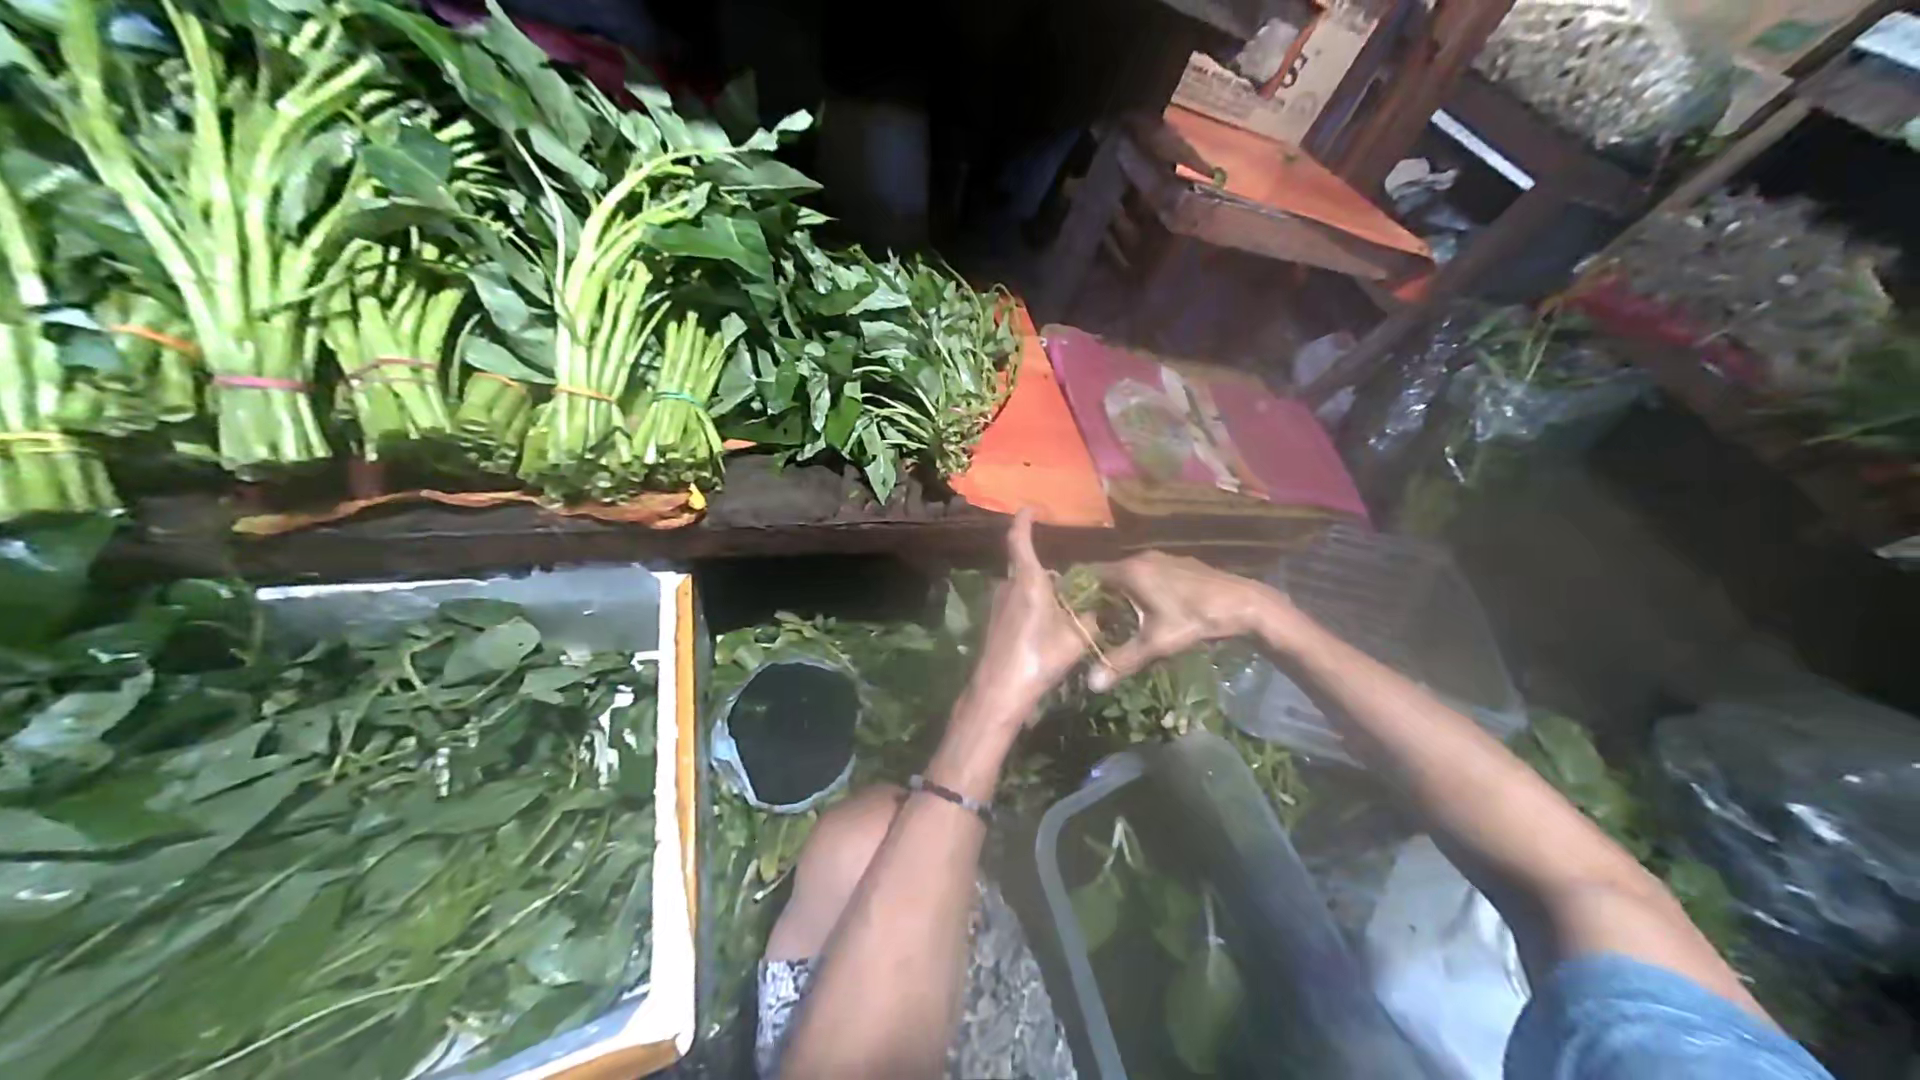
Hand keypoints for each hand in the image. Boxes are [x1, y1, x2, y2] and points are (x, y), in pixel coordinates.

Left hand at [959, 510, 1088, 724]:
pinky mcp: (994, 620)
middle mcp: (1008, 585)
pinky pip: (1016, 603)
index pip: (1019, 540)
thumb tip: (1102, 608)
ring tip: (1065, 614)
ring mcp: (997, 603)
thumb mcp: (1077, 639)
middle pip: (1029, 568)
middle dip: (1050, 574)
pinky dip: (1032, 607)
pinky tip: (1046, 631)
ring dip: (1042, 593)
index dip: (1024, 521)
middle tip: (1074, 588)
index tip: (1030, 508)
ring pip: (1023, 587)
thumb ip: (1091, 618)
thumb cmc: (1038, 658)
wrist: (999, 690)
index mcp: (1027, 581)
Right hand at [1085, 551, 1290, 690]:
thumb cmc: (1195, 619)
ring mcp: (1163, 558)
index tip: (1071, 614)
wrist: (1245, 603)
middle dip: (1098, 597)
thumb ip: (1122, 660)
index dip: (1077, 593)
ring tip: (1114, 619)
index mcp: (1130, 571)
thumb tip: (1092, 684)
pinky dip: (1139, 589)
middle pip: (1108, 575)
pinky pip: (1148, 574)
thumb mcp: (1156, 643)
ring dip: (1120, 593)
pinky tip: (1147, 610)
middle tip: (1090, 622)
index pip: (1089, 575)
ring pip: (1129, 574)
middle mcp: (1142, 558)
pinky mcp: (1179, 564)